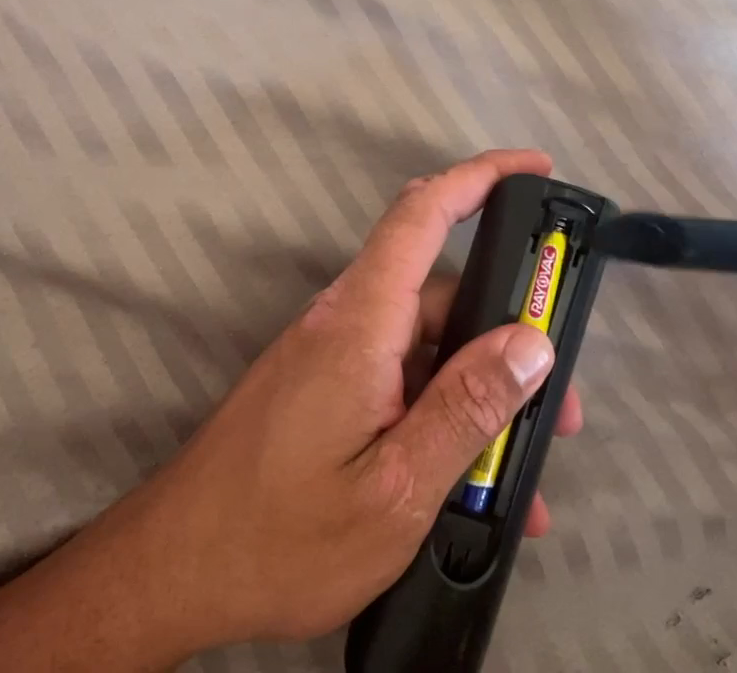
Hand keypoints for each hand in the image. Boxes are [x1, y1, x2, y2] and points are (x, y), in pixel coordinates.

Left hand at [0, 150, 585, 671]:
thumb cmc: (282, 538)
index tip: (536, 167)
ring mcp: (328, 359)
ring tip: (519, 472)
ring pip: (424, 346)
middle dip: (509, 336)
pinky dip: (440, 417)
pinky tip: (468, 486)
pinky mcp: (321, 392)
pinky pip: (396, 382)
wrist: (177, 570)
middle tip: (559, 411)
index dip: (480, 177)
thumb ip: (465, 409)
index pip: (421, 215)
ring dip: (478, 394)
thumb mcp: (396, 487)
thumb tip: (530, 342)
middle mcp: (342, 325)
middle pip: (441, 293)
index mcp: (358, 324)